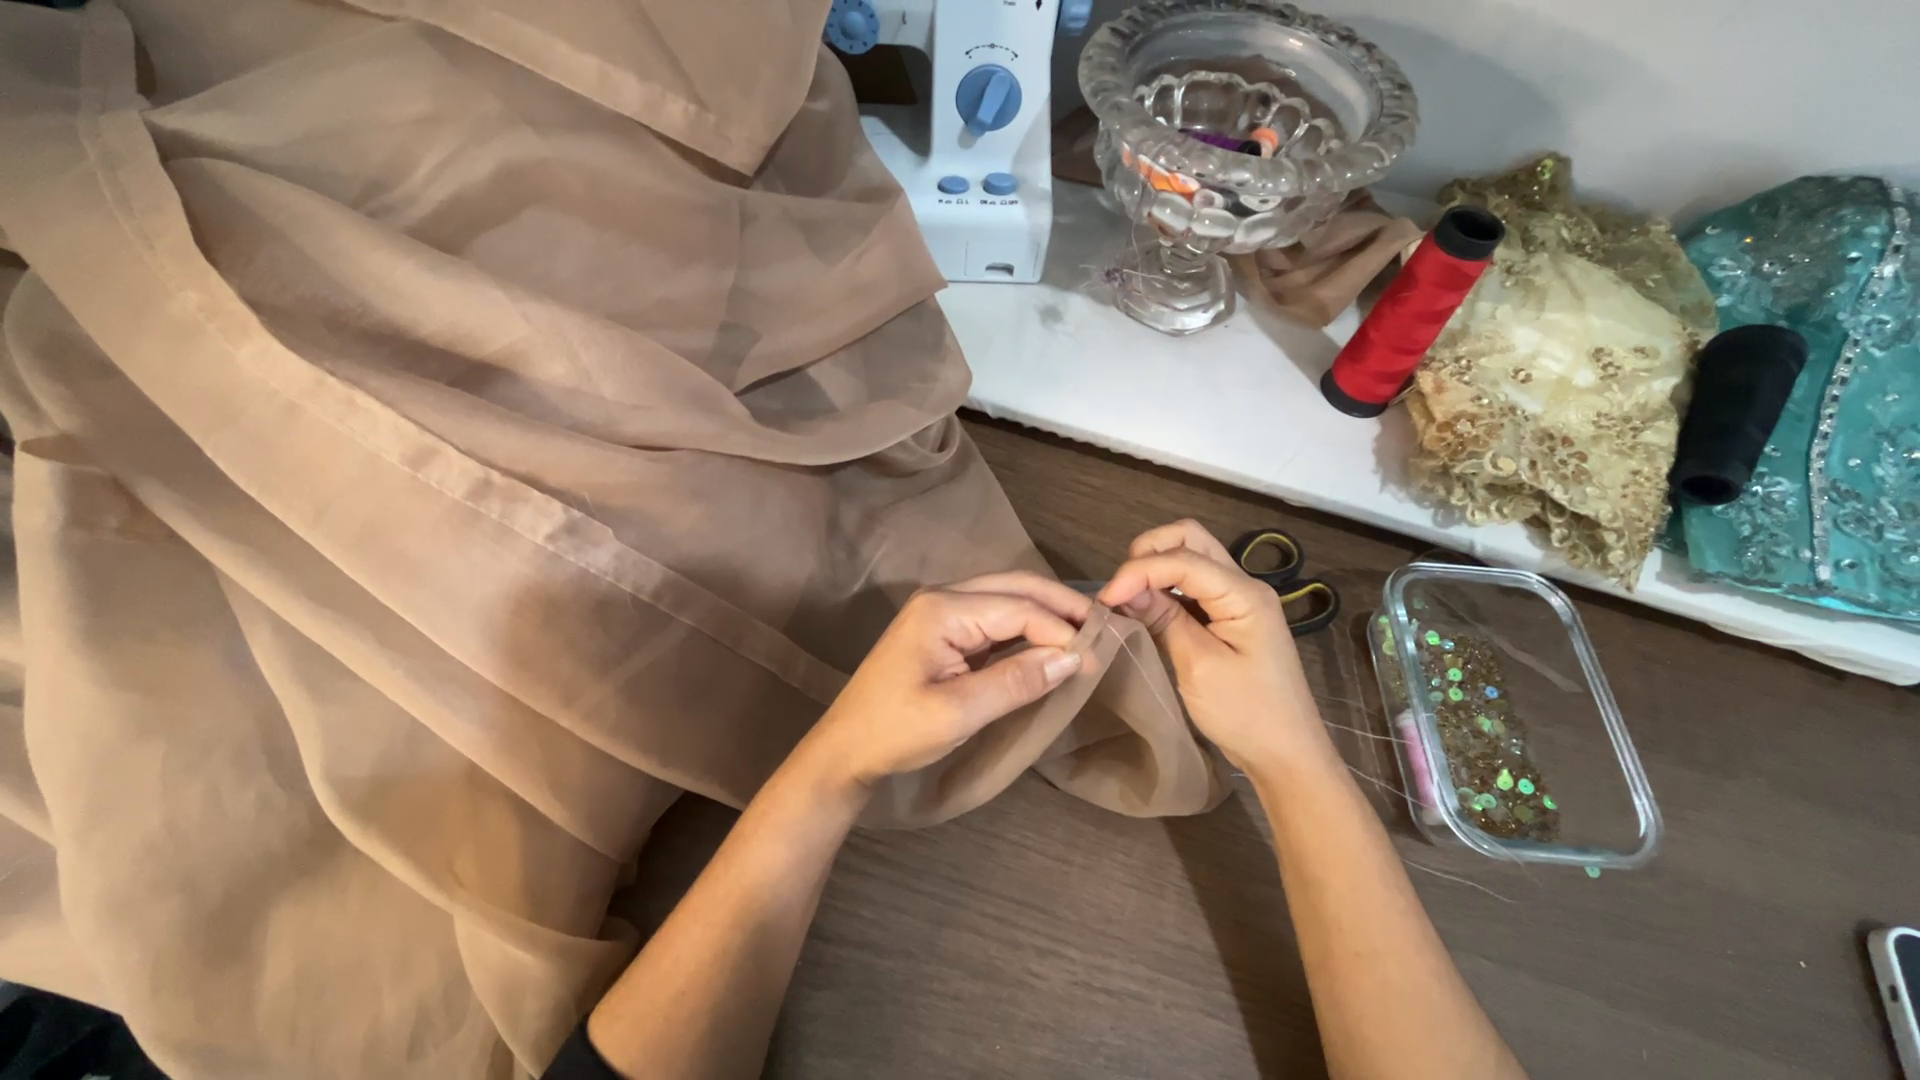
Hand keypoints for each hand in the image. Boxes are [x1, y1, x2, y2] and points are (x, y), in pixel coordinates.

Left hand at [799, 571, 1090, 791]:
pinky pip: (993, 616)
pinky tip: (1048, 643)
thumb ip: (1017, 681)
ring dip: (1045, 613)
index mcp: (942, 610)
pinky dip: (1025, 626)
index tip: (1095, 657)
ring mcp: (940, 611)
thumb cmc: (896, 732)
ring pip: (1006, 597)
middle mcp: (942, 598)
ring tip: (1085, 634)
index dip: (1060, 629)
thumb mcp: (960, 712)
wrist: (845, 749)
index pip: (1018, 607)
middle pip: (1015, 587)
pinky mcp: (942, 630)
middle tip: (1104, 629)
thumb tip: (1072, 658)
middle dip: (1060, 606)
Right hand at [1097, 520, 1331, 774]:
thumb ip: (1164, 619)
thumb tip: (1125, 591)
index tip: (1105, 599)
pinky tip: (1146, 608)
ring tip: (1128, 598)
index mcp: (1244, 594)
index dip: (1138, 571)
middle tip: (1120, 589)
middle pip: (1190, 539)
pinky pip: (1193, 584)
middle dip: (1148, 553)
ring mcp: (1239, 600)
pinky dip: (1165, 586)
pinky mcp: (1230, 617)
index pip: (1182, 559)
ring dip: (1155, 566)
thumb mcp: (1198, 667)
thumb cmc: (1246, 713)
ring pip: (1191, 556)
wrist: (1286, 753)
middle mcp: (1244, 585)